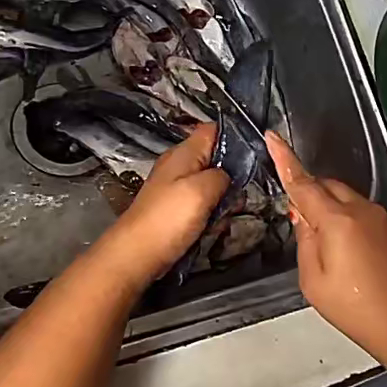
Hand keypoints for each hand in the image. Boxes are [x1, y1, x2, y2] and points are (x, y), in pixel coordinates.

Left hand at [93, 123, 228, 285]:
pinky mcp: (176, 211)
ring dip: (222, 204)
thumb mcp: (201, 190)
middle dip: (230, 180)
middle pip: (216, 162)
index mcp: (183, 154)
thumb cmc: (167, 220)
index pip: (212, 131)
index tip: (250, 158)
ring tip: (219, 220)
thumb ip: (221, 175)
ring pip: (212, 188)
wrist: (136, 256)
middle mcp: (179, 167)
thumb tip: (229, 175)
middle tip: (234, 199)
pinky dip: (210, 218)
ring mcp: (177, 190)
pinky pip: (202, 208)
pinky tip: (209, 232)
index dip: (233, 139)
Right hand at [266, 131, 386, 338]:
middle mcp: (362, 211)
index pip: (302, 181)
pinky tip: (347, 257)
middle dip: (308, 194)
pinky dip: (347, 224)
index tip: (273, 138)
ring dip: (329, 212)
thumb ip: (304, 242)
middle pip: (326, 186)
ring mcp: (382, 218)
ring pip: (345, 199)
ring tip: (326, 253)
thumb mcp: (313, 281)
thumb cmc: (362, 310)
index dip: (284, 158)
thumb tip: (303, 220)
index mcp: (337, 220)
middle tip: (297, 222)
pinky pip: (362, 214)